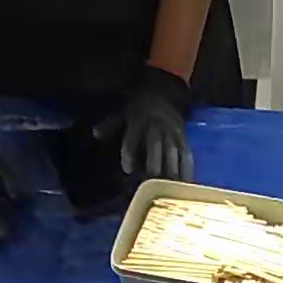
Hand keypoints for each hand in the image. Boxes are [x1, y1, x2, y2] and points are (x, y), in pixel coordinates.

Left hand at [95, 65, 192, 180]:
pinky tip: (185, 185)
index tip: (128, 169)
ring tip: (168, 190)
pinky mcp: (184, 139)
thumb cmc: (139, 108)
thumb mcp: (123, 113)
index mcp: (139, 119)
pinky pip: (186, 156)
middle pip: (155, 147)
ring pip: (172, 153)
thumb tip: (95, 133)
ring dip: (171, 172)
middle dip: (153, 165)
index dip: (130, 152)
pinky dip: (187, 171)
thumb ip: (110, 125)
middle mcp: (157, 126)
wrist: (163, 91)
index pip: (133, 137)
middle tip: (151, 183)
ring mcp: (172, 133)